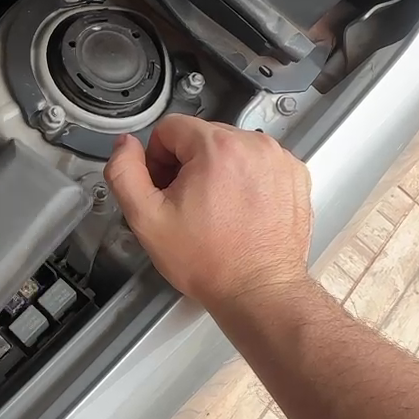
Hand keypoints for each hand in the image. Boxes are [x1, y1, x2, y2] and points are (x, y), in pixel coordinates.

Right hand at [105, 115, 312, 312]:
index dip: (156, 159)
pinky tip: (237, 210)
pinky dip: (243, 179)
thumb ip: (124, 173)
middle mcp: (254, 145)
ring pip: (229, 147)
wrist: (258, 291)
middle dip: (185, 164)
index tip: (164, 189)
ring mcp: (279, 160)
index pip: (170, 127)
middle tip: (185, 204)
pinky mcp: (295, 176)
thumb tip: (124, 146)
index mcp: (216, 148)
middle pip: (200, 136)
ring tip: (213, 210)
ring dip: (215, 170)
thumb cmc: (208, 261)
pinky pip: (256, 162)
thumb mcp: (145, 218)